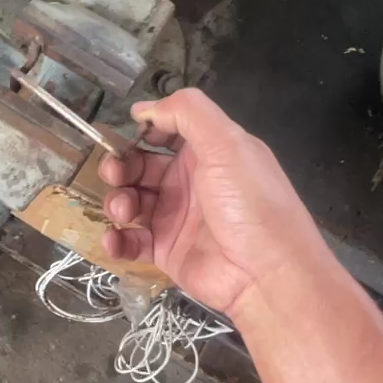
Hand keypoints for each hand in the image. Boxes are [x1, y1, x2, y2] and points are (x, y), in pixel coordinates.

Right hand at [98, 89, 330, 316]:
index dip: (144, 131)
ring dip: (117, 201)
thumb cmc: (251, 204)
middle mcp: (190, 181)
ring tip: (124, 212)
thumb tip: (143, 108)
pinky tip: (115, 241)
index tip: (129, 136)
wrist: (267, 275)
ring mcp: (176, 217)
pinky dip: (117, 240)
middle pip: (140, 166)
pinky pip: (131, 240)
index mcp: (208, 152)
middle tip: (115, 175)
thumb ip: (187, 113)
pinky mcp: (165, 250)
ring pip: (131, 201)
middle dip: (121, 167)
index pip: (166, 131)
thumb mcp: (227, 144)